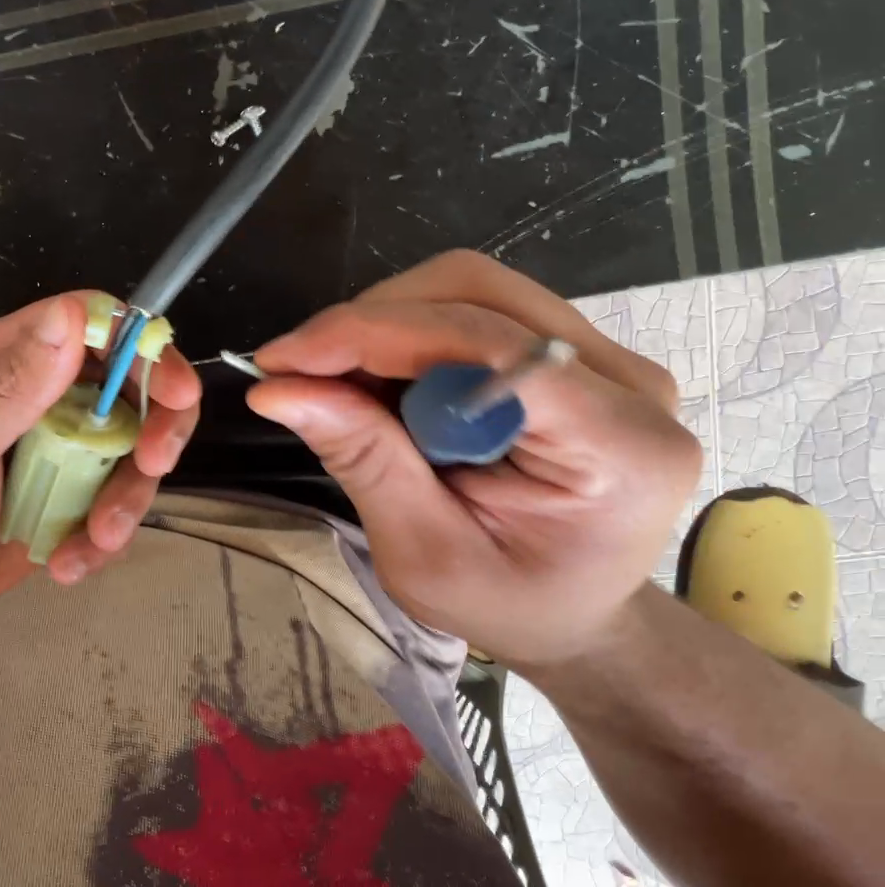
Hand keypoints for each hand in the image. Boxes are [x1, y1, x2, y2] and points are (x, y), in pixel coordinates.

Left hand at [0, 293, 200, 613]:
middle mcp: (33, 392)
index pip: (80, 320)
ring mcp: (56, 442)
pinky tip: (66, 563)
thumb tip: (68, 316)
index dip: (135, 342)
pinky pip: (115, 498)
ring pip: (131, 445)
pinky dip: (105, 535)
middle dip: (155, 421)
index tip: (172, 391)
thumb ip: (4, 390)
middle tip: (154, 464)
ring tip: (96, 538)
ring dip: (128, 495)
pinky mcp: (70, 490)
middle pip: (125, 379)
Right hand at [245, 250, 701, 669]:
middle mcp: (625, 382)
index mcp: (619, 448)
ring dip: (377, 327)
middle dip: (368, 324)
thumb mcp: (421, 554)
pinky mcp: (564, 350)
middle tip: (297, 373)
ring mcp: (600, 357)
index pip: (488, 345)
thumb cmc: (506, 604)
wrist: (571, 616)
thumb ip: (362, 461)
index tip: (281, 361)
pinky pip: (464, 308)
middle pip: (475, 293)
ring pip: (463, 288)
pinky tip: (371, 385)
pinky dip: (395, 335)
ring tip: (332, 385)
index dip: (374, 335)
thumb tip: (277, 389)